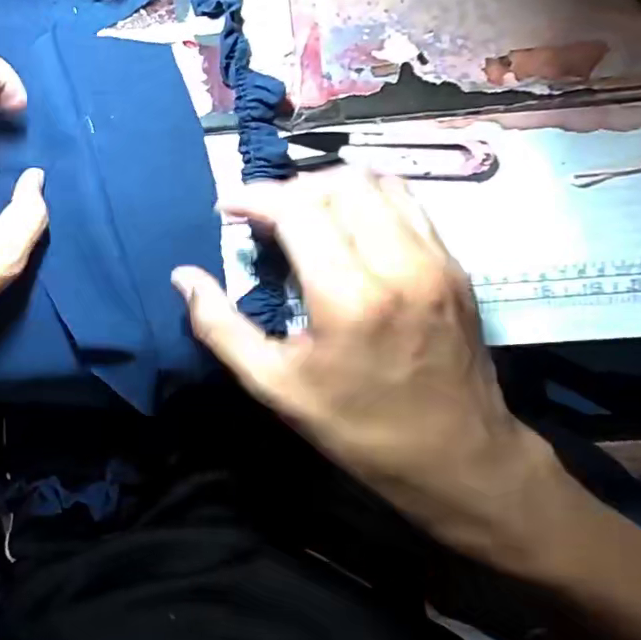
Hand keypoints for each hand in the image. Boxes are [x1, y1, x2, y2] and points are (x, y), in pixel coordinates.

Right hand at [171, 168, 570, 558]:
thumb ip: (222, 328)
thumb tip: (183, 277)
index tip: (228, 206)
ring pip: (377, 183)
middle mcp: (398, 264)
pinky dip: (368, 197)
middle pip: (337, 184)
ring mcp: (435, 260)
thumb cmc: (358, 428)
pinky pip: (407, 203)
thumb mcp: (277, 387)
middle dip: (290, 188)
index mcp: (349, 298)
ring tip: (303, 213)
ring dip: (330, 186)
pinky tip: (348, 225)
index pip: (297, 210)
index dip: (254, 197)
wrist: (458, 456)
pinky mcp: (455, 265)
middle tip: (264, 215)